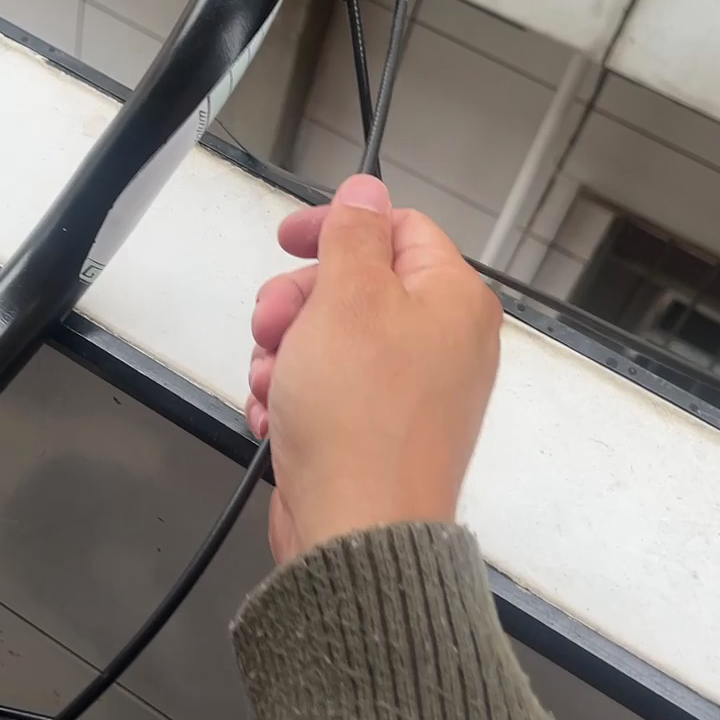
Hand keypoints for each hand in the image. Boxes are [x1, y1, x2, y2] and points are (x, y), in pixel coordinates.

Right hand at [246, 175, 502, 562]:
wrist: (354, 532)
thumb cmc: (356, 410)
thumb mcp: (347, 298)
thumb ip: (354, 233)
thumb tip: (368, 187)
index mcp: (450, 299)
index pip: (394, 228)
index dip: (335, 227)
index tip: (287, 240)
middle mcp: (439, 340)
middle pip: (352, 284)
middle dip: (296, 302)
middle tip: (269, 327)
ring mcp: (408, 387)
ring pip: (328, 335)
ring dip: (284, 351)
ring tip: (270, 384)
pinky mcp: (374, 426)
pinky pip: (326, 384)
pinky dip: (293, 391)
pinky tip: (274, 413)